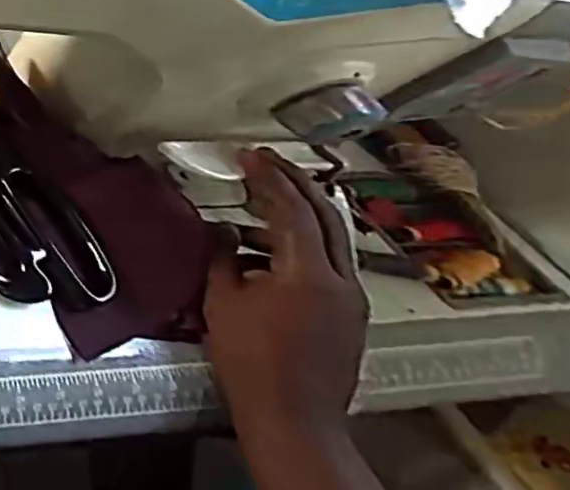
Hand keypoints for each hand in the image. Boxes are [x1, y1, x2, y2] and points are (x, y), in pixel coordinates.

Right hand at [205, 149, 368, 432]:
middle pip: (325, 219)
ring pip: (326, 241)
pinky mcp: (343, 315)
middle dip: (295, 184)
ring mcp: (348, 301)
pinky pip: (321, 265)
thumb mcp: (221, 297)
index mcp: (310, 276)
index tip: (248, 155)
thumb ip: (223, 256)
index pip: (293, 211)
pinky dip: (292, 245)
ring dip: (293, 216)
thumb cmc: (249, 354)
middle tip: (266, 160)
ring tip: (254, 204)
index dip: (269, 178)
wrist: (290, 414)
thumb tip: (224, 233)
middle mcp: (341, 284)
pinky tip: (258, 250)